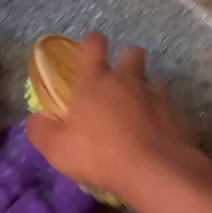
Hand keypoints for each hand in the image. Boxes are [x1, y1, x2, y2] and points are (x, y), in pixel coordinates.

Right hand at [26, 32, 211, 202]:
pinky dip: (162, 114)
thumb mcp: (58, 149)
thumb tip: (35, 118)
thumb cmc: (99, 154)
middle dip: (127, 61)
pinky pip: (168, 105)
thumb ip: (41, 131)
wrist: (153, 169)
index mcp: (95, 81)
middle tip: (119, 84)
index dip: (92, 43)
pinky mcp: (176, 111)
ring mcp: (155, 93)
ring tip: (139, 112)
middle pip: (132, 53)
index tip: (91, 50)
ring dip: (146, 89)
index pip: (93, 45)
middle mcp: (127, 80)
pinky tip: (156, 133)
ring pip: (153, 78)